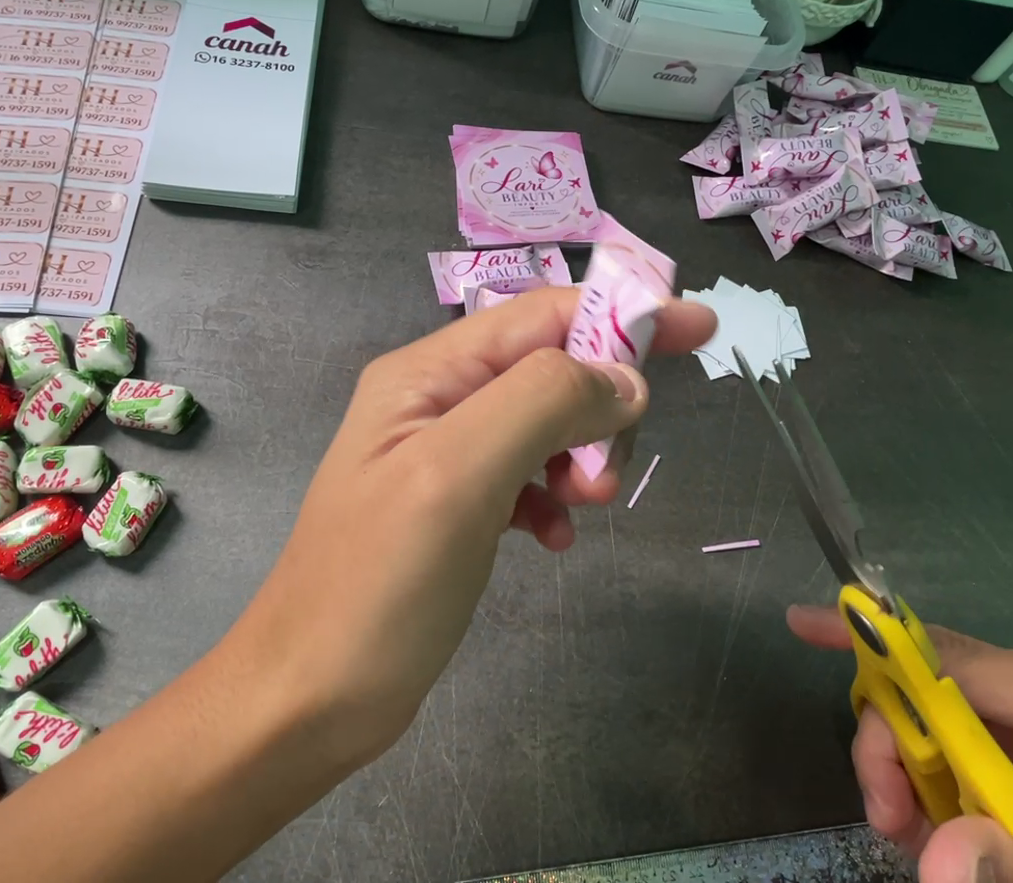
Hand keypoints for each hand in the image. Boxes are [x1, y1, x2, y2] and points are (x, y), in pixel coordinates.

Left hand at [234, 286, 716, 765]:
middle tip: (607, 475)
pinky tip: (553, 539)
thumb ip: (542, 404)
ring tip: (583, 508)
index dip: (623, 316)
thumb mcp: (458, 476)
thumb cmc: (378, 585)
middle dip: (598, 408)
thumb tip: (624, 383)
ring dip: (582, 457)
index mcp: (428, 374)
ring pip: (548, 425)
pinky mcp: (456, 506)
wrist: (311, 697)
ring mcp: (445, 455)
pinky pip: (529, 476)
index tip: (701, 330)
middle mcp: (436, 400)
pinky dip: (555, 498)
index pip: (544, 315)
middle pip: (552, 369)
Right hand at [787, 606, 1012, 882]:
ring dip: (902, 758)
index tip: (807, 626)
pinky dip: (922, 763)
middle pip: (941, 678)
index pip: (974, 666)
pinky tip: (931, 811)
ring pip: (932, 696)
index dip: (889, 646)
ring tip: (904, 827)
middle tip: (884, 814)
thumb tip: (942, 851)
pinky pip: (947, 716)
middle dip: (893, 738)